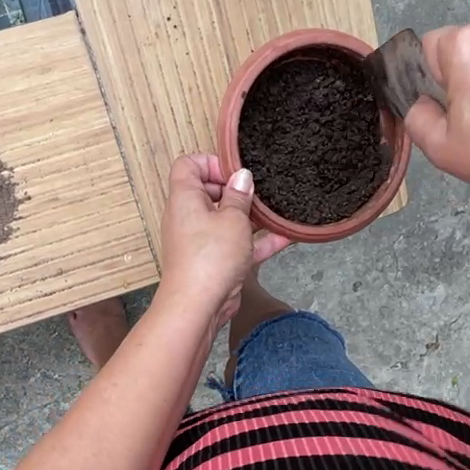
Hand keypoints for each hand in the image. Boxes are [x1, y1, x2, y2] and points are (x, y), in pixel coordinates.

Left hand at [158, 154, 290, 325]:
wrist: (199, 305)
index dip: (211, 163)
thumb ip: (239, 195)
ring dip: (251, 217)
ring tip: (274, 212)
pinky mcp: (215, 261)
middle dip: (236, 191)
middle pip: (210, 192)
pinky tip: (284, 237)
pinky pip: (238, 245)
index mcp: (185, 198)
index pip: (188, 166)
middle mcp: (189, 217)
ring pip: (227, 220)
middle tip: (256, 193)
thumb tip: (242, 177)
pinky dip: (257, 241)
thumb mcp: (232, 218)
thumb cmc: (207, 260)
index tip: (235, 171)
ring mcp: (202, 240)